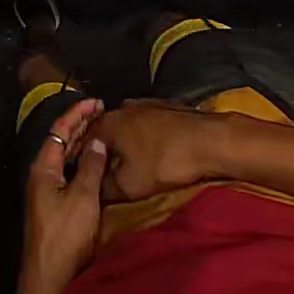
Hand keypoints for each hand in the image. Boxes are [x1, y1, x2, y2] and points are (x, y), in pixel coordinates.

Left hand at [19, 98, 108, 293]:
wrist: (47, 277)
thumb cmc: (65, 236)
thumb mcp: (83, 199)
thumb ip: (91, 168)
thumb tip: (97, 140)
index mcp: (43, 166)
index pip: (60, 130)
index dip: (77, 113)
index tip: (96, 101)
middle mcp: (41, 172)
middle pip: (60, 140)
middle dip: (79, 124)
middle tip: (101, 111)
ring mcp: (45, 188)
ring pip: (64, 156)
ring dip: (80, 142)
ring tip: (100, 129)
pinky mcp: (52, 203)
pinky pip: (67, 171)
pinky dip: (81, 161)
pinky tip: (93, 161)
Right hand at [88, 100, 230, 201]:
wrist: (211, 141)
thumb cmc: (165, 162)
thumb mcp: (130, 186)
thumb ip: (104, 188)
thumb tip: (91, 189)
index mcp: (106, 124)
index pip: (83, 143)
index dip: (83, 162)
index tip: (87, 178)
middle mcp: (120, 108)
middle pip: (104, 133)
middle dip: (105, 153)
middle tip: (110, 175)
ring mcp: (143, 104)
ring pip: (126, 128)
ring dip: (126, 145)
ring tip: (133, 165)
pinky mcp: (164, 107)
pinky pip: (144, 124)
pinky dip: (144, 138)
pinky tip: (154, 152)